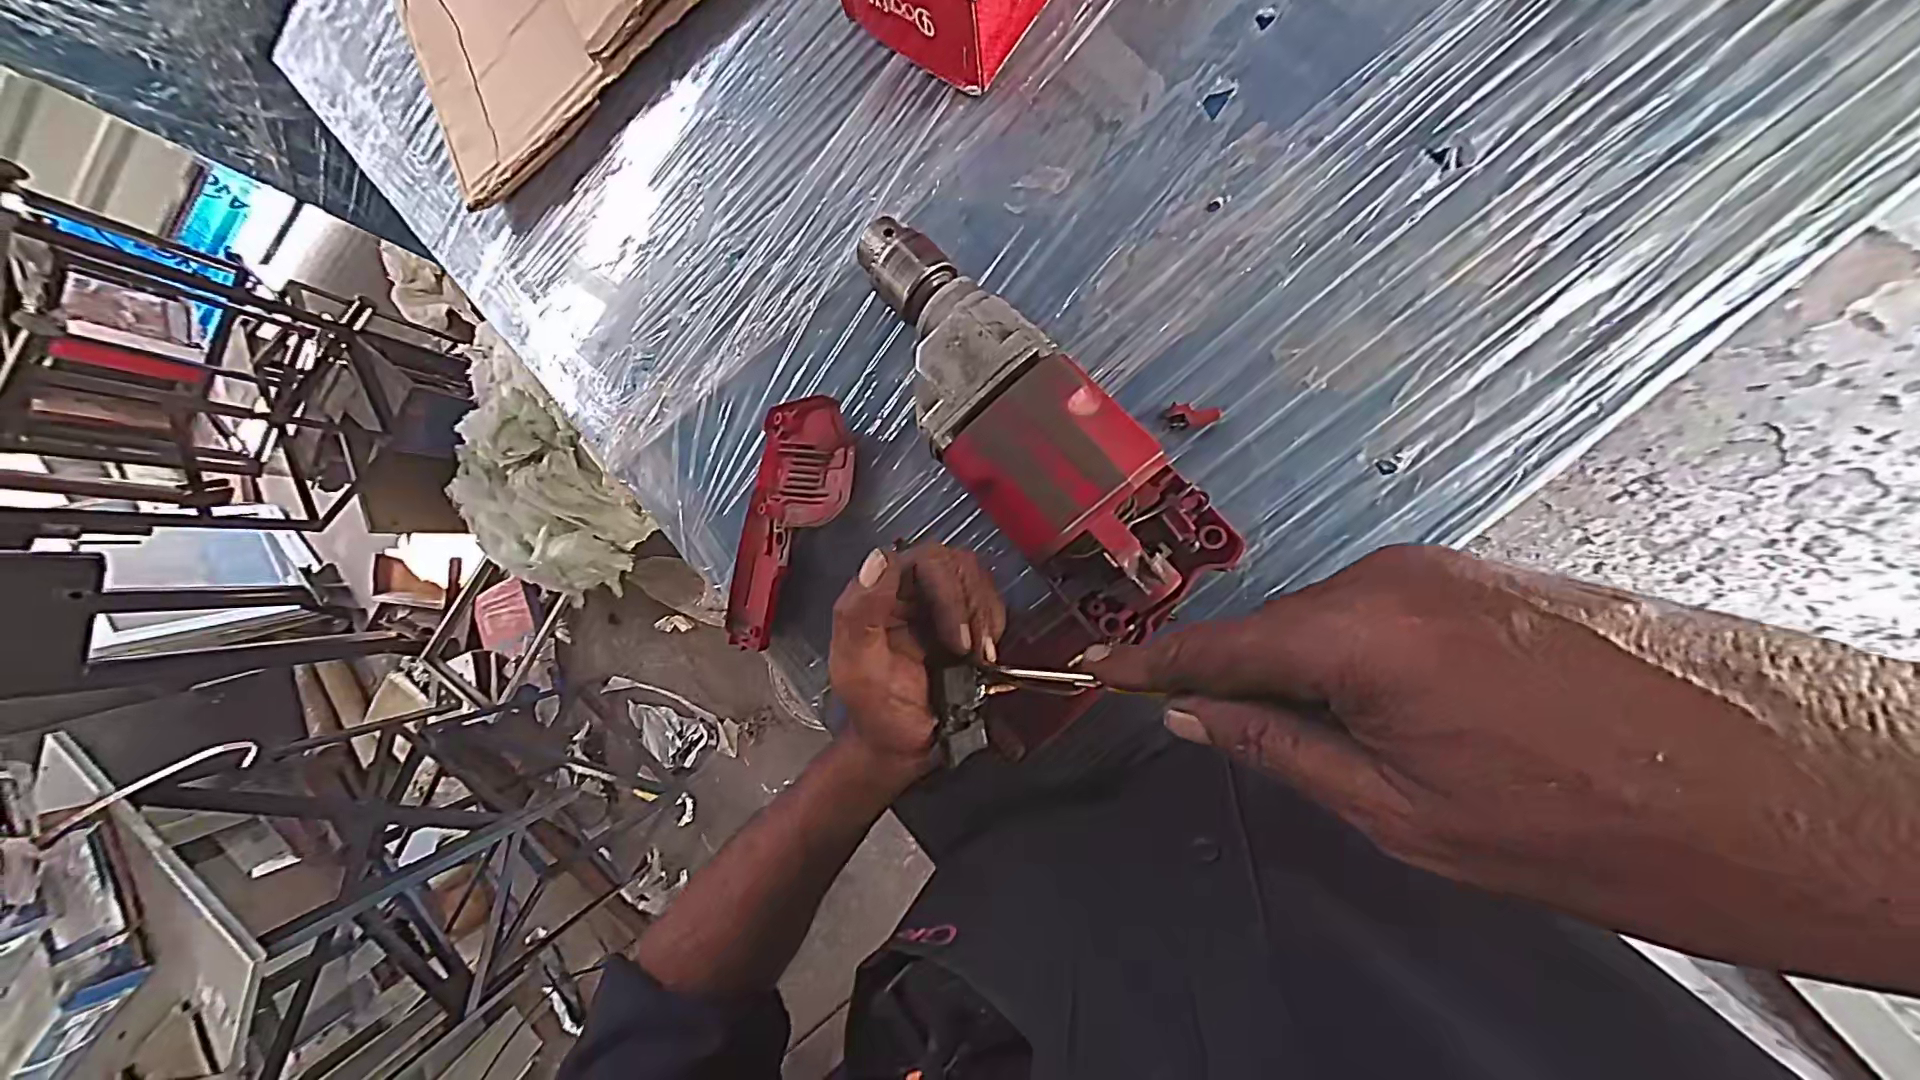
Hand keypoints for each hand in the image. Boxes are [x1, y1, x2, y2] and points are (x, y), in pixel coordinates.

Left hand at [828, 544, 1005, 787]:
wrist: (903, 746)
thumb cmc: (876, 711)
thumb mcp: (856, 668)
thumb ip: (859, 613)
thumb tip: (878, 559)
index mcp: (879, 591)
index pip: (923, 561)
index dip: (948, 593)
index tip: (958, 640)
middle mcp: (909, 588)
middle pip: (956, 565)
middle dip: (971, 608)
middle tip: (971, 652)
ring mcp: (939, 600)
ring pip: (977, 578)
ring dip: (985, 617)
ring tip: (978, 657)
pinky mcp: (964, 615)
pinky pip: (990, 600)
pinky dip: (994, 625)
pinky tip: (984, 654)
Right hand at [1085, 544, 1919, 990]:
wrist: (1834, 789)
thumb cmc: (1597, 827)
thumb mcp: (1405, 813)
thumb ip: (1278, 749)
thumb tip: (1190, 719)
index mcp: (1359, 636)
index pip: (1216, 647)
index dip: (1146, 663)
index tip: (1093, 664)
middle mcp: (1384, 578)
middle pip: (1270, 630)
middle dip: (1233, 678)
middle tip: (1213, 726)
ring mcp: (1435, 567)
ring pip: (1322, 620)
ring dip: (1301, 672)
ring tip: (1329, 734)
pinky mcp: (1474, 572)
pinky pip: (1373, 610)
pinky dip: (1350, 654)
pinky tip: (1389, 703)